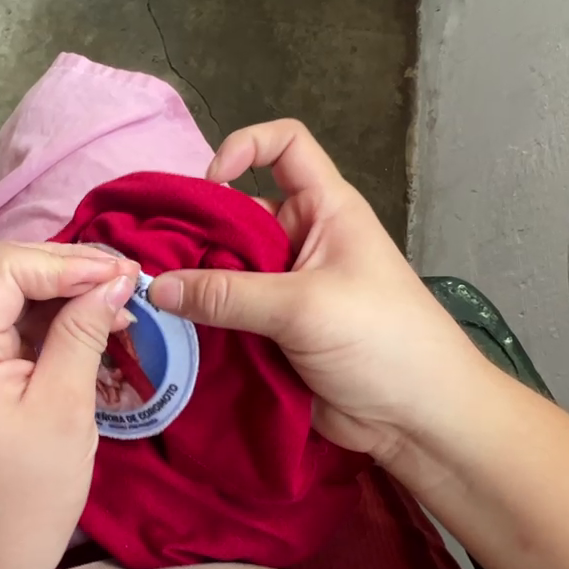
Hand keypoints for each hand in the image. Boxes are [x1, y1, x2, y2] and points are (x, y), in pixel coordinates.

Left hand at [0, 242, 138, 568]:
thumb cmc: (26, 497)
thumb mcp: (64, 409)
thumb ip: (82, 332)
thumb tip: (115, 278)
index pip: (3, 268)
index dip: (67, 262)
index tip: (123, 275)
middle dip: (65, 270)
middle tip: (125, 282)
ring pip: (1, 291)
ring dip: (58, 290)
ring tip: (114, 301)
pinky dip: (42, 316)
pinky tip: (84, 321)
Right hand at [147, 121, 501, 460]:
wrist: (418, 422)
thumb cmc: (383, 342)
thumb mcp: (305, 308)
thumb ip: (227, 296)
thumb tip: (154, 286)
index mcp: (324, 209)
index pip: (286, 146)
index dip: (247, 147)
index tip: (213, 182)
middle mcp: (299, 240)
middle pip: (236, 214)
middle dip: (197, 231)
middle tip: (152, 257)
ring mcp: (283, 287)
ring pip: (223, 269)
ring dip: (192, 282)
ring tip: (150, 298)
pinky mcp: (270, 331)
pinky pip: (224, 313)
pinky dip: (199, 319)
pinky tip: (167, 329)